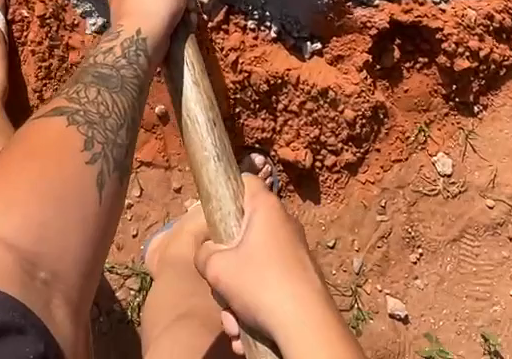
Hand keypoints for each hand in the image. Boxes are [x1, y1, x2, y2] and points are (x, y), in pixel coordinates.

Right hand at [195, 175, 348, 354]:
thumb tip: (207, 254)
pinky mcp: (302, 276)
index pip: (245, 180)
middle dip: (227, 265)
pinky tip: (247, 332)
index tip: (213, 213)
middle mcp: (284, 222)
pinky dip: (256, 305)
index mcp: (266, 207)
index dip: (226, 190)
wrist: (307, 327)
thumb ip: (203, 253)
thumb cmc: (261, 285)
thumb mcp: (217, 268)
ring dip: (238, 295)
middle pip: (244, 232)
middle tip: (221, 286)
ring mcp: (295, 250)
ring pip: (254, 264)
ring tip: (234, 322)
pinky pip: (269, 283)